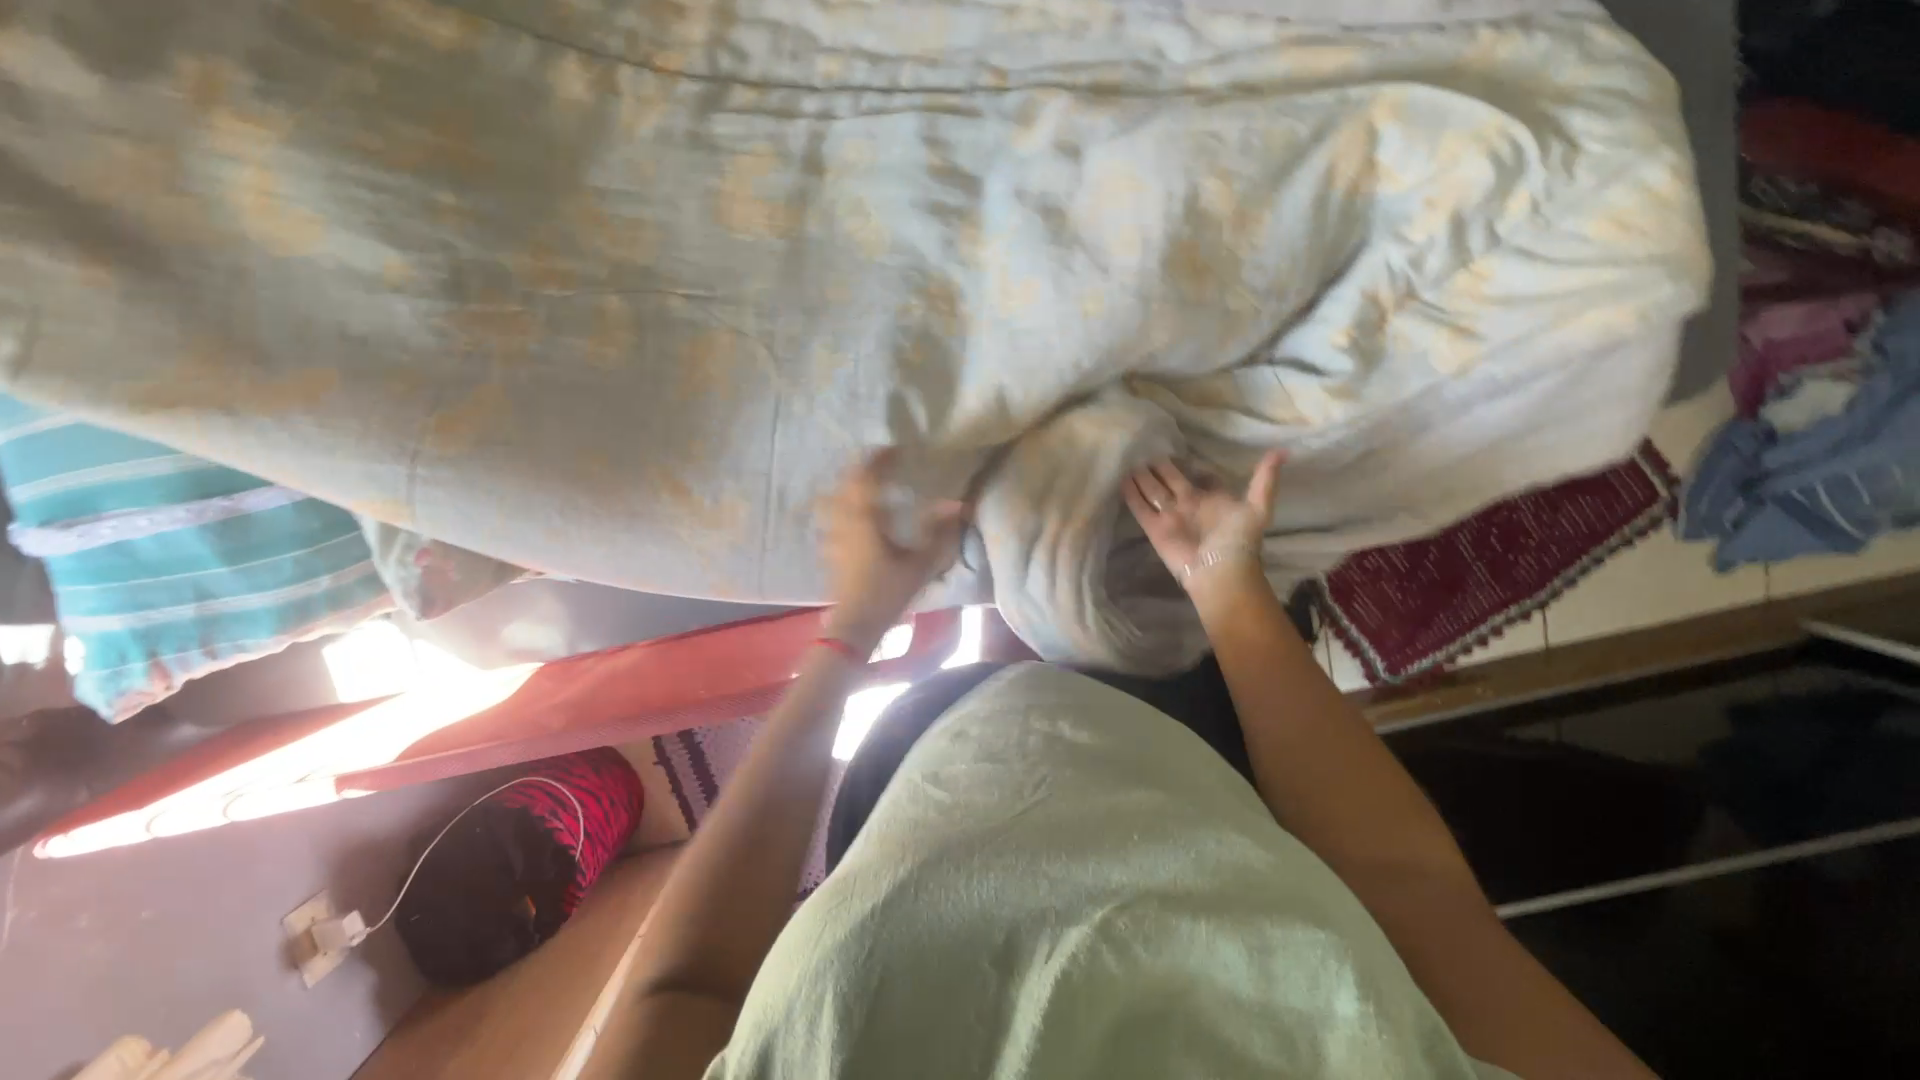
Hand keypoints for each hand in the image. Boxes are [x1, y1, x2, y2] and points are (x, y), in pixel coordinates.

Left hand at [819, 449, 969, 651]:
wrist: (855, 624)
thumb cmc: (887, 592)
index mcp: (864, 517)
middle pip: (846, 483)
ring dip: (848, 487)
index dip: (879, 459)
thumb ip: (939, 532)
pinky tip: (853, 516)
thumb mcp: (920, 563)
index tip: (894, 449)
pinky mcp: (828, 550)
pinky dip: (841, 507)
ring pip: (833, 499)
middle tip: (881, 464)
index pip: (867, 476)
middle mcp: (843, 520)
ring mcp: (831, 535)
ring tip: (865, 486)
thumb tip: (958, 504)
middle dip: (862, 469)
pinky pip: (831, 517)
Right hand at [1123, 450, 1283, 606]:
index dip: (1192, 465)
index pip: (1200, 477)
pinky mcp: (1154, 528)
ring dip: (1143, 477)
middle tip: (1147, 448)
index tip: (1180, 449)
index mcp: (1212, 498)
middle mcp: (1189, 504)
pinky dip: (1131, 495)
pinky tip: (1121, 479)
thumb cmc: (1239, 539)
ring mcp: (1170, 516)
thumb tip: (1283, 451)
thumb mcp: (1258, 506)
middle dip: (1161, 467)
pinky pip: (1140, 508)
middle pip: (1171, 480)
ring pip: (1154, 491)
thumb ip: (1265, 479)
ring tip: (1130, 460)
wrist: (1219, 570)